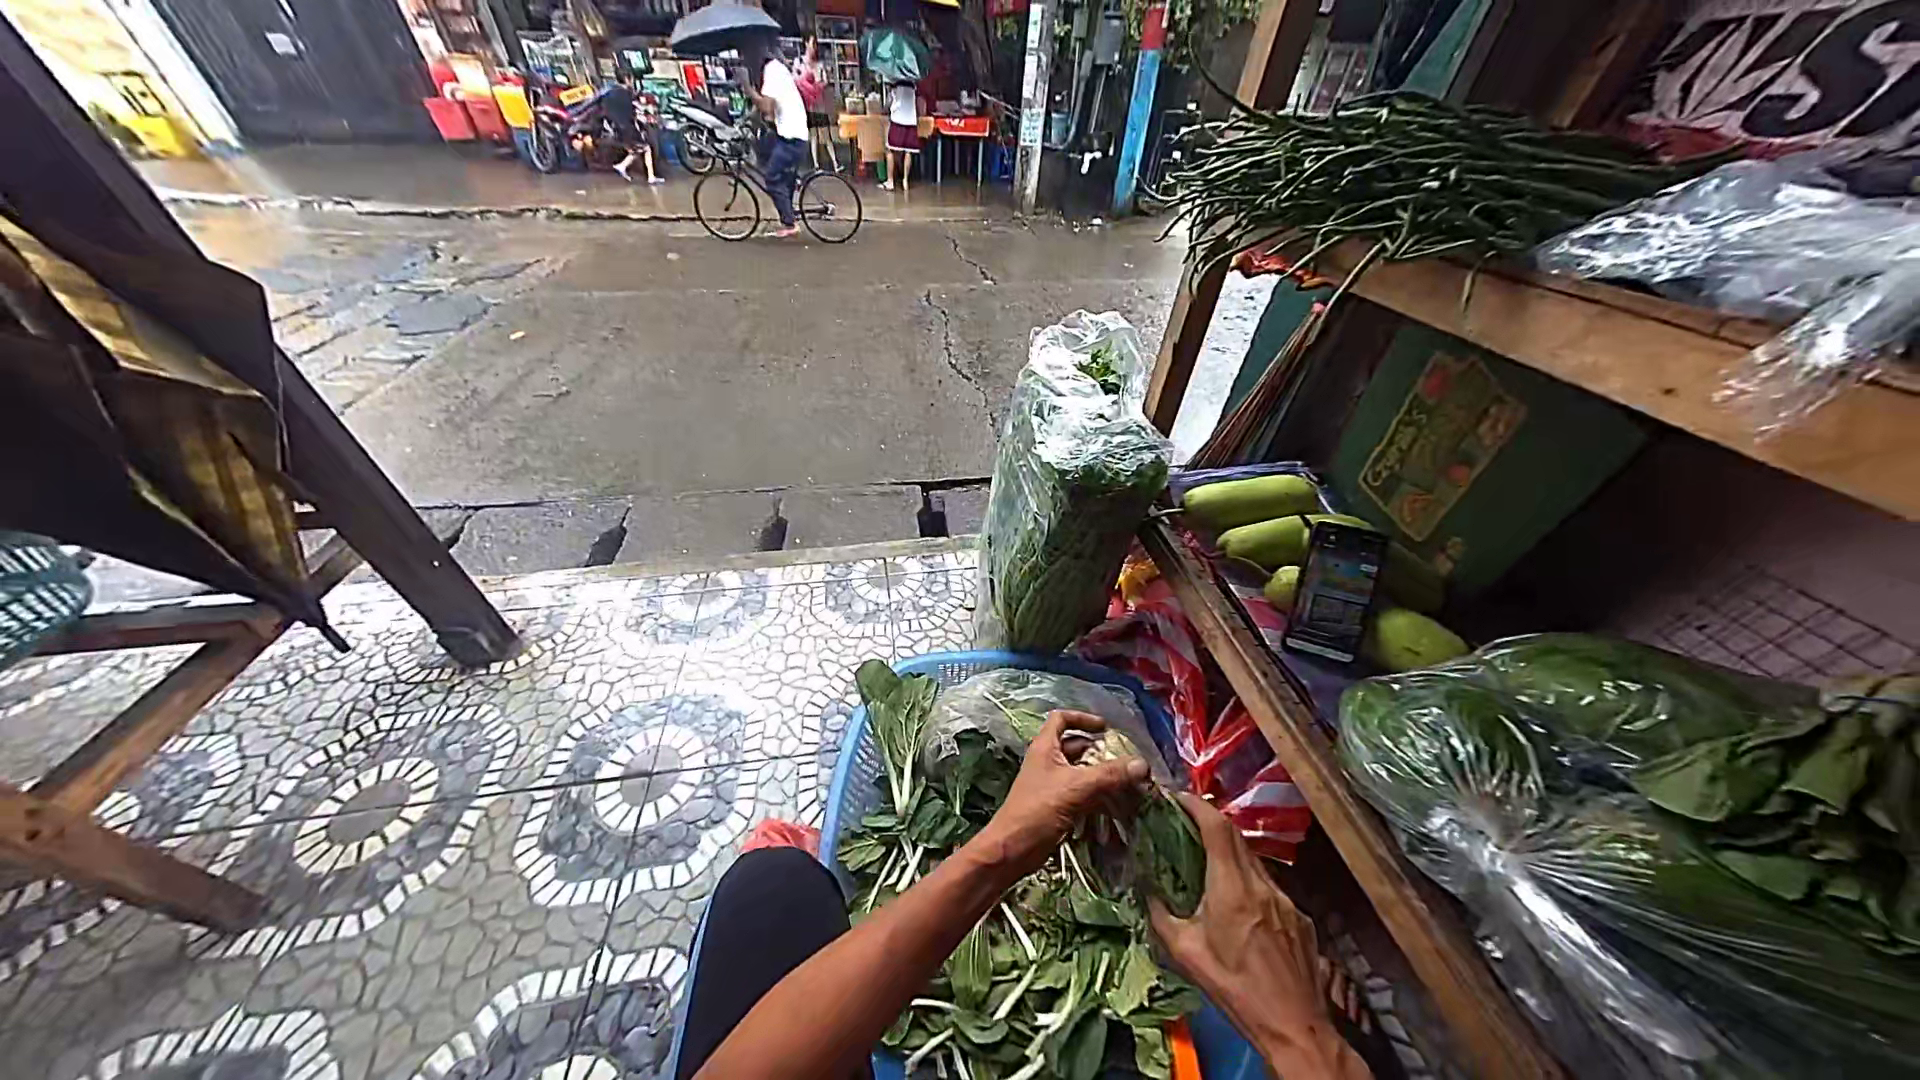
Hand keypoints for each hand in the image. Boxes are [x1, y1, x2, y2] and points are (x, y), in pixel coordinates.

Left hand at [974, 710, 1147, 876]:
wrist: (1013, 848)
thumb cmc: (1038, 810)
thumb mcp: (1075, 788)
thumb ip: (1109, 774)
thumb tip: (1142, 764)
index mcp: (1045, 747)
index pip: (1061, 719)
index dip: (1083, 718)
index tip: (1105, 728)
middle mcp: (1048, 761)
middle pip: (1077, 748)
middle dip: (1102, 754)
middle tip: (1127, 763)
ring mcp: (1052, 784)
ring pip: (1083, 773)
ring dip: (1104, 779)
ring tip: (1130, 787)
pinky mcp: (1057, 805)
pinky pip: (1082, 794)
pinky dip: (1099, 798)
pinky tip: (1117, 809)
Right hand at [1149, 793, 1366, 1077]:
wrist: (1296, 1030)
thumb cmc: (1236, 991)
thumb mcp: (1185, 953)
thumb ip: (1160, 915)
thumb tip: (1146, 890)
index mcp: (1231, 888)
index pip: (1216, 827)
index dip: (1196, 805)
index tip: (1178, 798)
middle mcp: (1261, 886)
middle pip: (1235, 837)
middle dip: (1209, 821)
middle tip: (1185, 822)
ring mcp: (1285, 901)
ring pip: (1253, 861)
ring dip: (1229, 852)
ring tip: (1208, 862)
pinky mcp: (1300, 918)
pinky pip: (1270, 887)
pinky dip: (1249, 881)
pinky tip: (1240, 905)